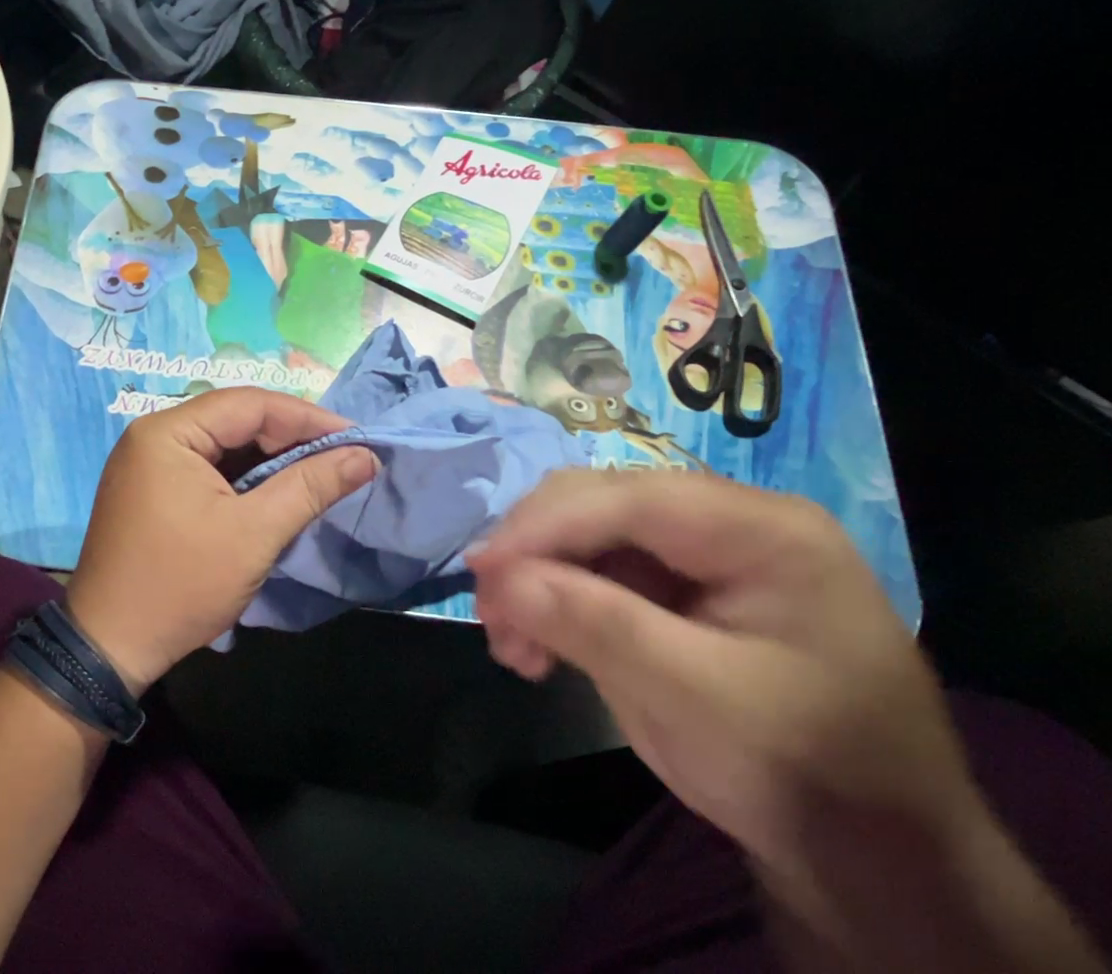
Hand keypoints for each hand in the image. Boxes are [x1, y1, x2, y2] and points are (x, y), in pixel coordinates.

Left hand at [66, 388, 376, 694]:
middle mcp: (151, 436)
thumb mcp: (255, 534)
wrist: (110, 645)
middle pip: (234, 421)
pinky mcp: (150, 492)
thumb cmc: (182, 585)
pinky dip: (244, 480)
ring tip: (320, 477)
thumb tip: (365, 456)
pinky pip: (206, 470)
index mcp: (167, 433)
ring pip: (223, 446)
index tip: (358, 439)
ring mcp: (146, 465)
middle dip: (292, 439)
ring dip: (271, 461)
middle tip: (344, 460)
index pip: (250, 404)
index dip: (309, 417)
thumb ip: (310, 487)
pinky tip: (278, 494)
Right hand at [468, 470, 982, 874]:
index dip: (544, 527)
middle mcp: (732, 526)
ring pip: (587, 539)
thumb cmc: (801, 767)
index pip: (631, 500)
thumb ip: (598, 626)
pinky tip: (538, 652)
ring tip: (513, 649)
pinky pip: (597, 578)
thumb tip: (498, 577)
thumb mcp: (696, 698)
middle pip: (602, 506)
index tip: (478, 571)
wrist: (868, 849)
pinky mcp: (679, 594)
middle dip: (536, 555)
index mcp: (765, 532)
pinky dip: (556, 608)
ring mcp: (704, 559)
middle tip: (489, 616)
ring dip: (537, 584)